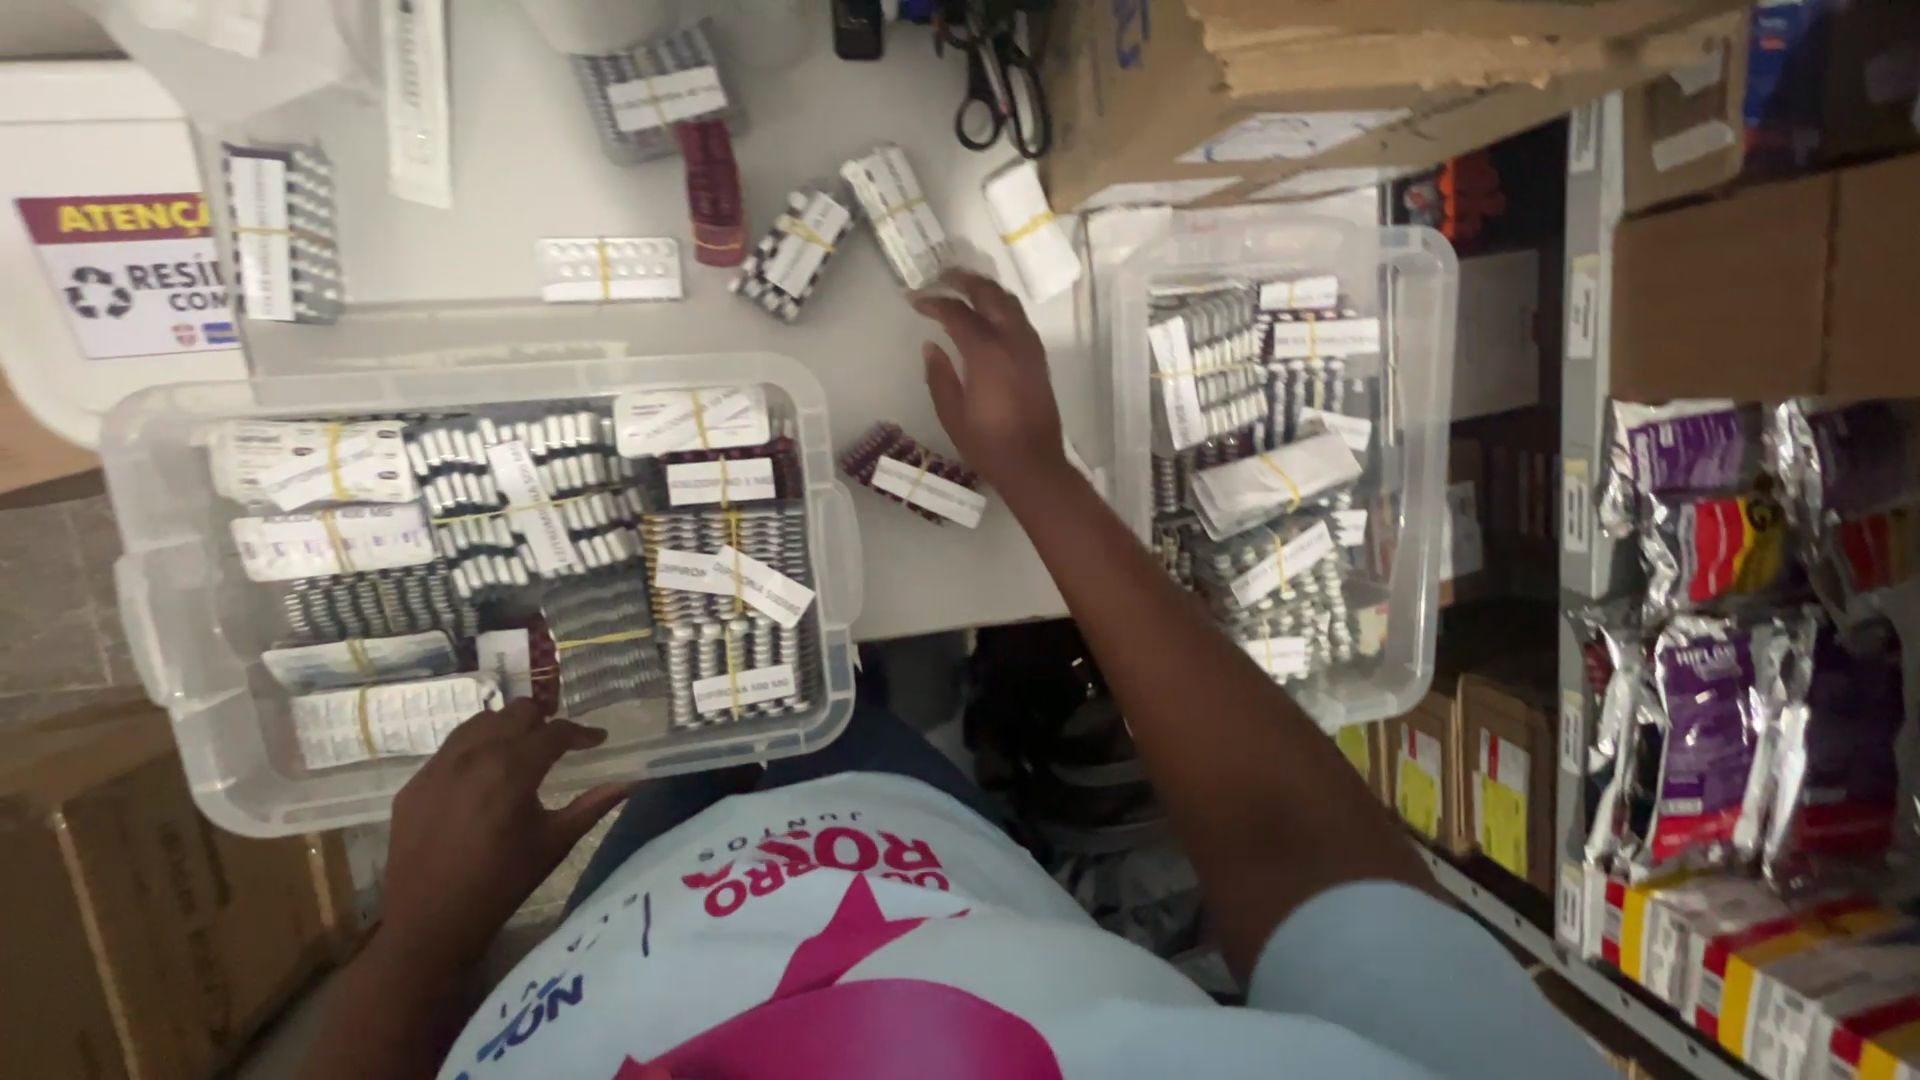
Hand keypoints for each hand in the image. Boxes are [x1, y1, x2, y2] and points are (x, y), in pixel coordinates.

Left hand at [381, 701, 631, 970]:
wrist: (430, 925)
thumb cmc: (503, 882)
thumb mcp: (556, 841)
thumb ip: (594, 805)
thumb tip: (632, 781)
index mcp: (512, 770)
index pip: (556, 732)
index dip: (582, 733)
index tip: (597, 741)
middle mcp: (473, 757)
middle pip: (516, 712)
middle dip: (544, 720)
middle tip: (559, 740)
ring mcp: (437, 769)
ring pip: (479, 722)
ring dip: (506, 728)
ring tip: (521, 748)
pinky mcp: (414, 785)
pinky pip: (450, 749)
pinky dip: (474, 749)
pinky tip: (484, 775)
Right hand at [913, 270, 1067, 489]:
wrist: (1033, 464)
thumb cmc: (988, 444)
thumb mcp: (953, 414)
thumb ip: (939, 375)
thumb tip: (931, 345)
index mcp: (986, 353)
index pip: (957, 313)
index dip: (934, 303)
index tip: (916, 302)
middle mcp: (1012, 341)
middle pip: (990, 295)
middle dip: (965, 281)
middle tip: (943, 277)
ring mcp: (1030, 348)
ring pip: (1010, 303)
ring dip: (987, 291)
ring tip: (965, 289)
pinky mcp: (1039, 359)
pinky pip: (1020, 320)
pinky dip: (1002, 308)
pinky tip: (989, 317)